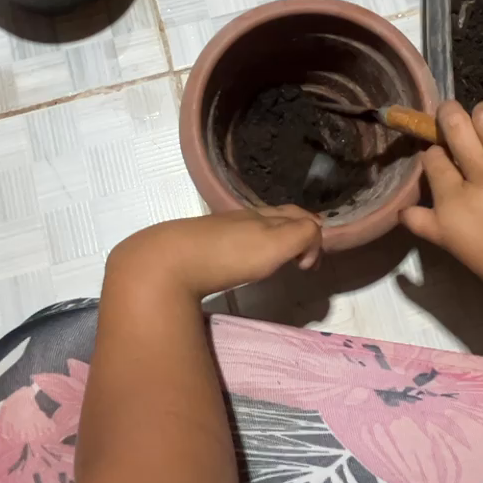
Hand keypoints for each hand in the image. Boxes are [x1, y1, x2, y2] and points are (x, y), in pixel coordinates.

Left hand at [106, 206, 322, 298]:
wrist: (168, 260)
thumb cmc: (227, 254)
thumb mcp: (275, 244)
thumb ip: (302, 236)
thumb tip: (312, 243)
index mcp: (266, 216)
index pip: (301, 216)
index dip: (315, 235)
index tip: (310, 266)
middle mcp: (246, 217)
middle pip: (280, 216)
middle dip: (298, 231)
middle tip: (303, 258)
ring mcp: (222, 228)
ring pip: (257, 226)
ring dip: (275, 239)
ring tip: (277, 260)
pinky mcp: (202, 244)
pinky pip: (236, 239)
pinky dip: (251, 247)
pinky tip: (242, 262)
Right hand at [401, 102, 482, 297]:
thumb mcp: (451, 245)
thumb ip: (423, 223)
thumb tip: (401, 210)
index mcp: (453, 200)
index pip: (432, 157)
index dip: (434, 153)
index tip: (442, 158)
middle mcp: (480, 177)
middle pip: (454, 124)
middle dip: (448, 114)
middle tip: (453, 118)